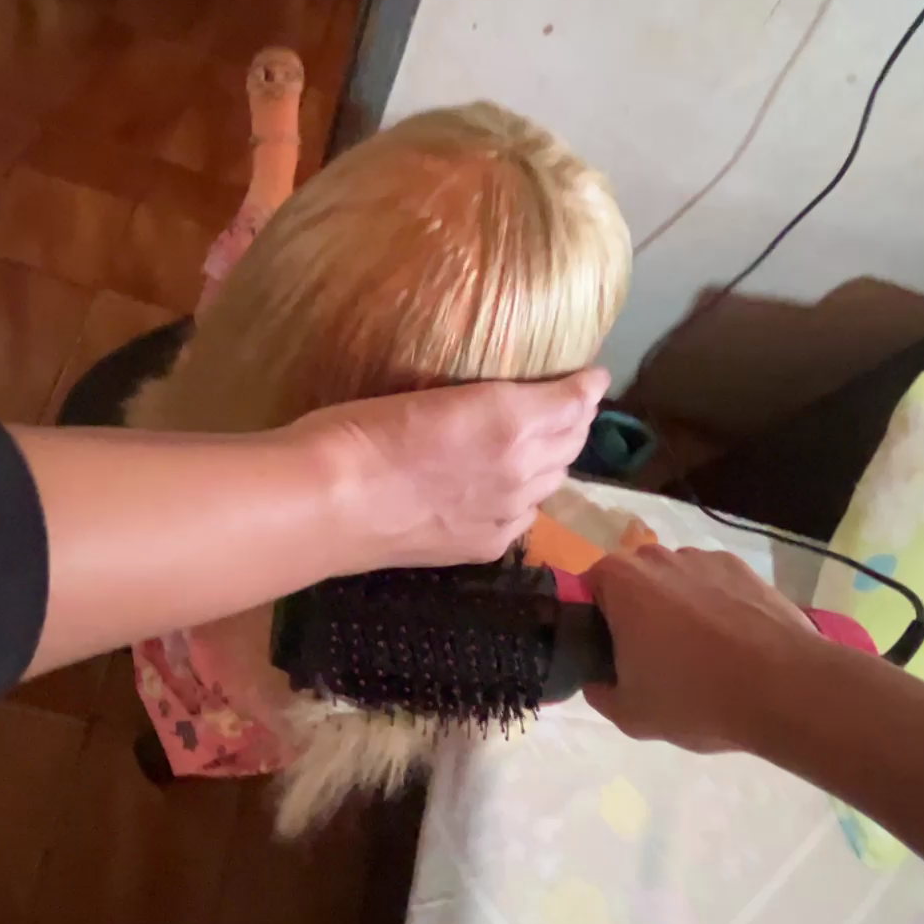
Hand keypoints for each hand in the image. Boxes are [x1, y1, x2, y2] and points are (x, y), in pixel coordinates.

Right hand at [293, 368, 608, 569]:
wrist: (330, 503)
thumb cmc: (359, 429)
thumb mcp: (424, 393)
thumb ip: (476, 400)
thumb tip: (492, 402)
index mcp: (510, 416)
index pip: (574, 401)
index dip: (588, 387)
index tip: (593, 378)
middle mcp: (523, 466)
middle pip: (571, 441)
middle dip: (576, 420)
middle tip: (570, 408)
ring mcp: (508, 512)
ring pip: (554, 481)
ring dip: (555, 459)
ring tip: (546, 446)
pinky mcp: (487, 545)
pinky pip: (526, 517)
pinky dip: (528, 498)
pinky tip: (514, 492)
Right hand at [582, 545, 818, 752]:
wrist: (787, 690)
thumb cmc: (695, 696)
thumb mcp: (630, 714)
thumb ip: (600, 693)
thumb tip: (599, 682)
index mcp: (619, 579)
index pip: (589, 589)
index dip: (597, 623)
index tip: (614, 655)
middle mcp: (656, 556)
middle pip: (633, 580)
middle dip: (637, 611)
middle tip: (653, 658)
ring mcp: (703, 559)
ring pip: (675, 581)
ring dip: (677, 607)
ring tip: (702, 653)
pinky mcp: (744, 569)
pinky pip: (714, 585)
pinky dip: (717, 606)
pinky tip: (734, 644)